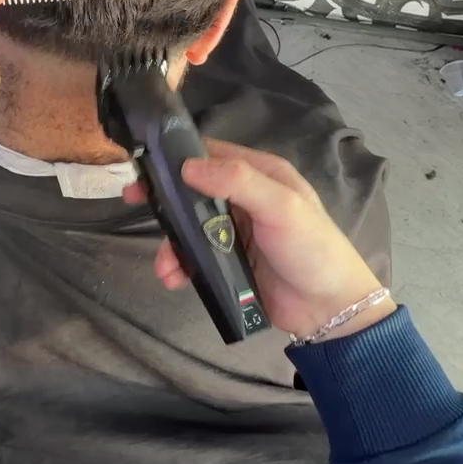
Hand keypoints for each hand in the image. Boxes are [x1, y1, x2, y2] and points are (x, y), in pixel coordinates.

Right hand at [127, 140, 393, 341]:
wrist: (330, 309)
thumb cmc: (312, 248)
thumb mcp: (281, 207)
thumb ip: (238, 182)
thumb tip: (188, 165)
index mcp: (261, 175)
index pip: (212, 154)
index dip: (178, 156)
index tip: (146, 163)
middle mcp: (244, 199)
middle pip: (193, 191)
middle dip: (164, 200)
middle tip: (133, 201)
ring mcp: (235, 232)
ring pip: (190, 228)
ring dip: (172, 245)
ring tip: (165, 267)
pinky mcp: (229, 263)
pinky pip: (195, 258)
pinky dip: (181, 266)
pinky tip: (173, 279)